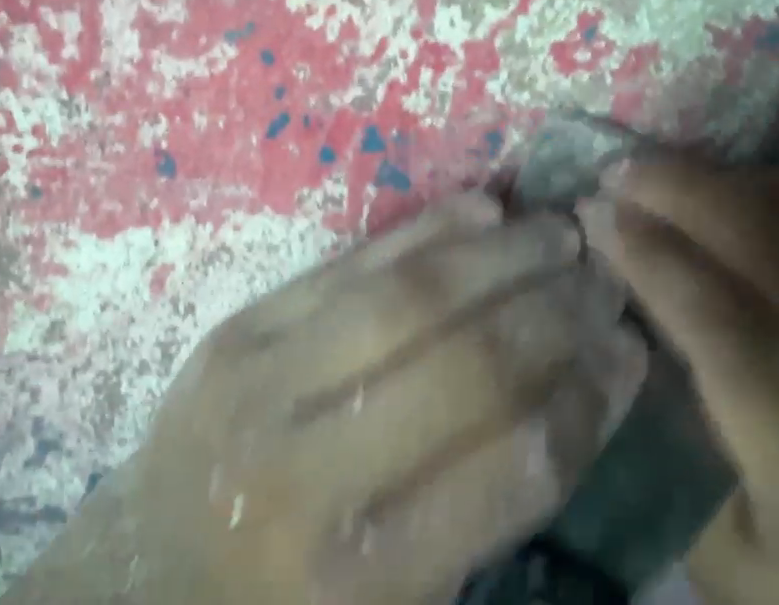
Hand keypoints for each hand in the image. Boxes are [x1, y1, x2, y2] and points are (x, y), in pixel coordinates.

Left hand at [4, 194, 648, 604]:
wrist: (145, 576)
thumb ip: (484, 518)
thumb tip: (577, 398)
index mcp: (367, 575)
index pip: (514, 466)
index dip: (588, 399)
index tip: (633, 352)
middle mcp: (314, 473)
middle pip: (467, 367)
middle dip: (556, 313)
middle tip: (610, 276)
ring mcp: (262, 385)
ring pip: (406, 298)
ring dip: (499, 257)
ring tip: (561, 230)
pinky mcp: (234, 332)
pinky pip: (343, 265)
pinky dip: (421, 233)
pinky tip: (479, 211)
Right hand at [578, 160, 778, 604]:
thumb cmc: (764, 578)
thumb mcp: (692, 521)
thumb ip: (664, 401)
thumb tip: (616, 269)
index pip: (747, 351)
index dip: (668, 267)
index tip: (604, 214)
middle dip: (711, 206)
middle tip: (635, 170)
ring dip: (774, 189)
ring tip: (698, 171)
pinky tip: (776, 186)